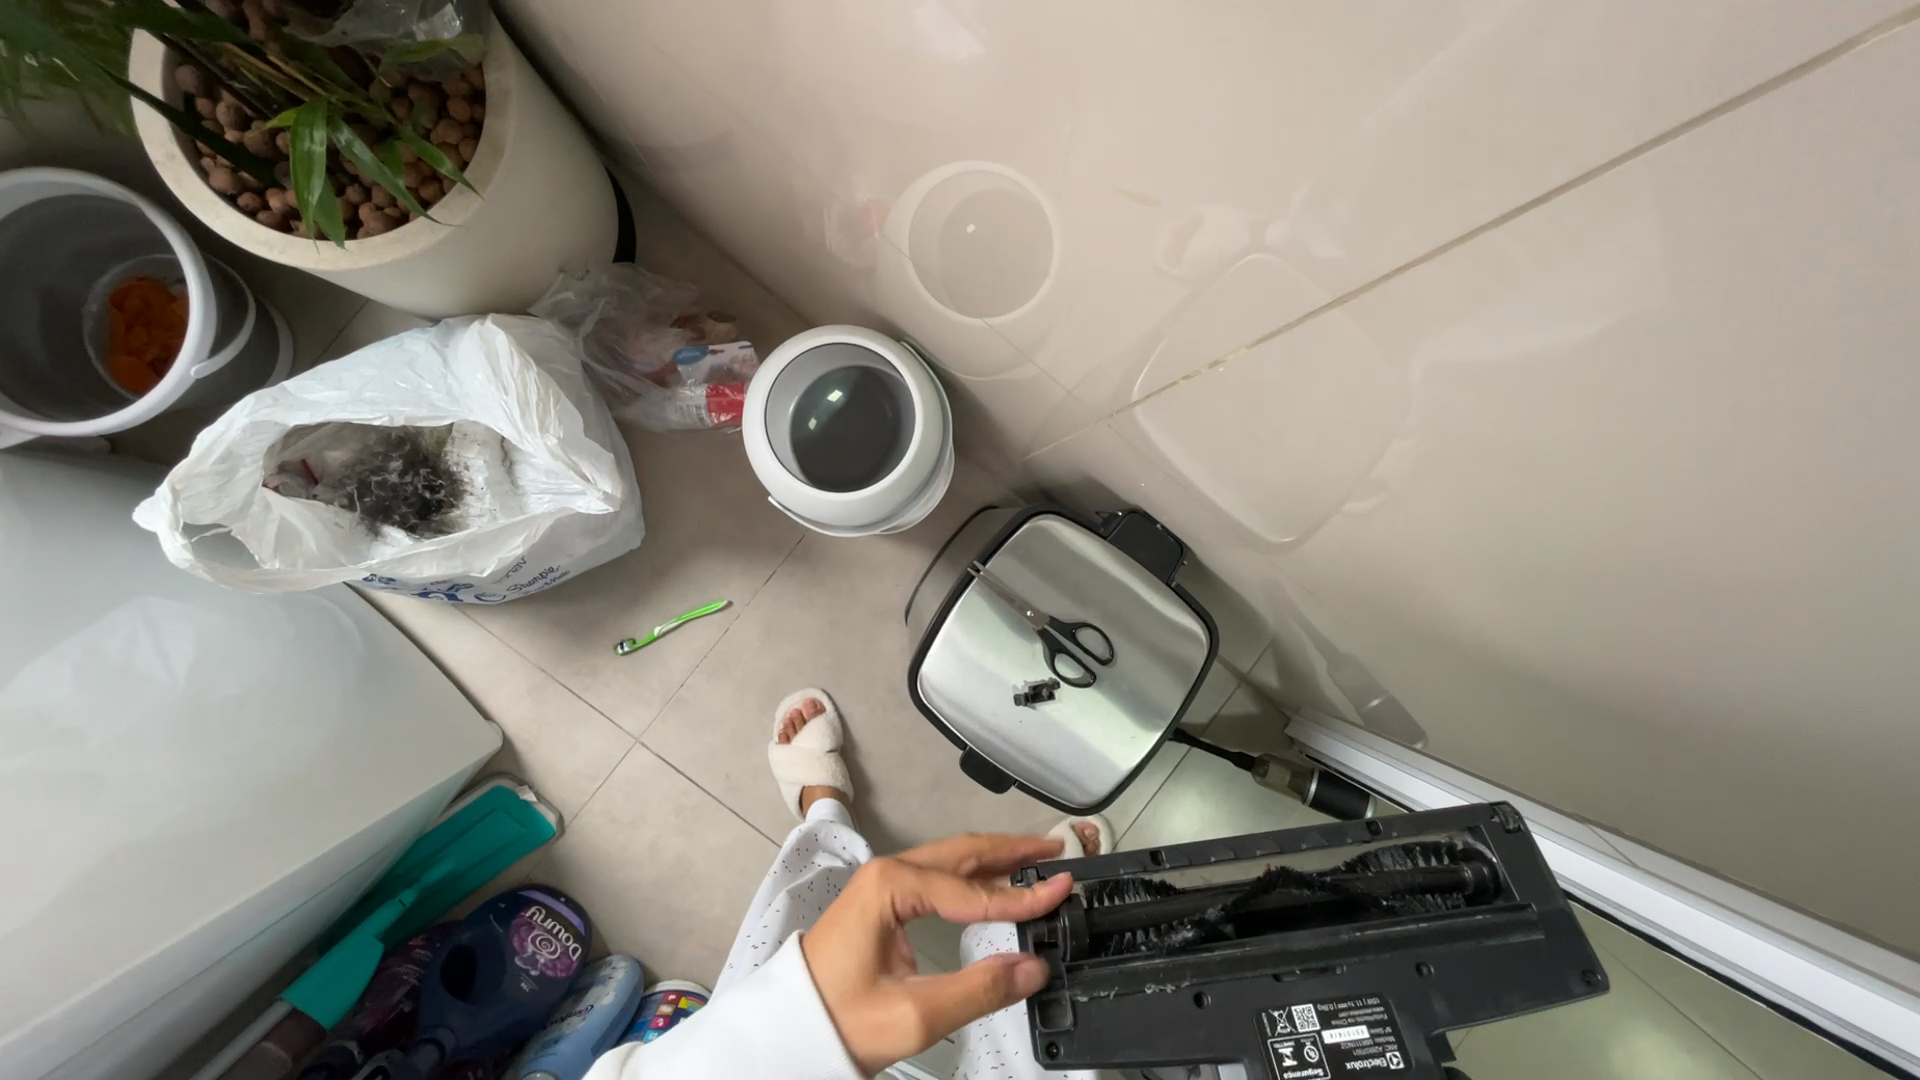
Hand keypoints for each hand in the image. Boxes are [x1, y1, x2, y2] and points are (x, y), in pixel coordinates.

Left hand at [801, 832, 1073, 1073]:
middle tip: (1055, 850)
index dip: (1021, 895)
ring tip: (1035, 856)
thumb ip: (979, 990)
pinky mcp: (884, 899)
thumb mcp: (913, 1015)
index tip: (1061, 890)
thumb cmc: (839, 1019)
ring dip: (995, 857)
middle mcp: (888, 871)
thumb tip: (1032, 969)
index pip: (972, 889)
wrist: (788, 1028)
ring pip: (951, 858)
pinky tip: (994, 880)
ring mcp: (884, 882)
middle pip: (963, 852)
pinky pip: (938, 875)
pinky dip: (973, 874)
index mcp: (891, 886)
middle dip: (1012, 850)